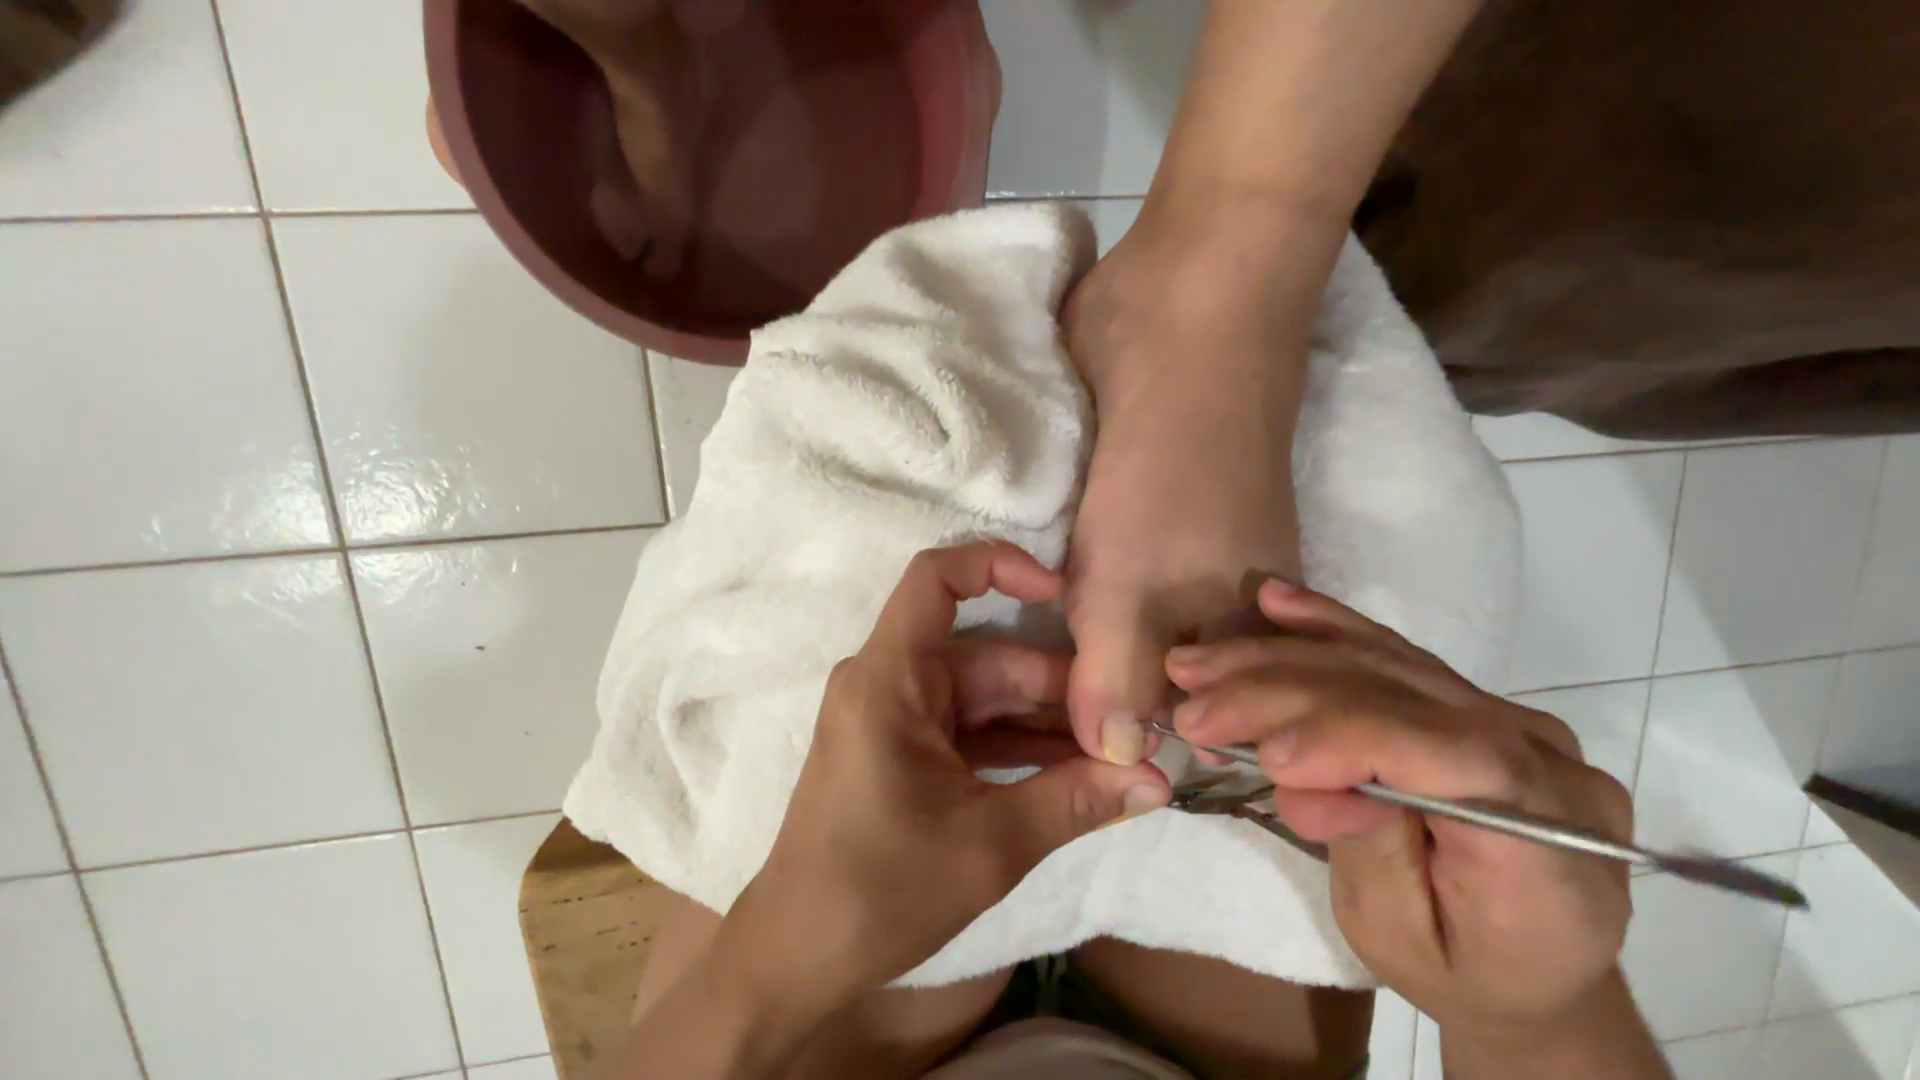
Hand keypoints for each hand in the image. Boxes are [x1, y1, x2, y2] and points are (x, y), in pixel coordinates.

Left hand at [719, 541, 1172, 1014]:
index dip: (999, 565)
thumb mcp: (991, 845)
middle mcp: (889, 684)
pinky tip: (1084, 774)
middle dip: (1063, 687)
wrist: (799, 958)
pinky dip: (1021, 749)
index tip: (1065, 592)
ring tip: (1127, 751)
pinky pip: (973, 732)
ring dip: (1050, 725)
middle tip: (1139, 721)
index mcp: (888, 681)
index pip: (935, 580)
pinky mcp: (907, 753)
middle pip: (988, 656)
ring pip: (988, 698)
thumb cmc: (880, 892)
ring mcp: (898, 719)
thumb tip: (1162, 780)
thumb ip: (1077, 801)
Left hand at [1061, 204, 1338, 767]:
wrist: (1179, 318)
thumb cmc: (1172, 465)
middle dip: (1084, 710)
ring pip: (1109, 629)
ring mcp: (1162, 553)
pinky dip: (1053, 603)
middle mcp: (1205, 601)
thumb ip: (1123, 673)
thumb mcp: (1146, 585)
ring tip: (989, 709)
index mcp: (1235, 631)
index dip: (1135, 754)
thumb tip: (1114, 762)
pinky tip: (1007, 633)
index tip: (1066, 786)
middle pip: (1143, 683)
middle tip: (1006, 753)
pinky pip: (1085, 576)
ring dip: (1062, 657)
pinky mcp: (1119, 513)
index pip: (1196, 724)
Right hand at [1166, 579, 1634, 1043]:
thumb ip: (1366, 843)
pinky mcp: (1468, 701)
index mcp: (1549, 833)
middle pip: (1403, 696)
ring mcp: (1506, 717)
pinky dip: (1326, 627)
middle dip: (1285, 694)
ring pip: (1384, 664)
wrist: (1530, 961)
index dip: (1354, 738)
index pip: (1454, 756)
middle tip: (1193, 707)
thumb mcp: (1405, 937)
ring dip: (1279, 659)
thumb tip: (1297, 771)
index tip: (1266, 757)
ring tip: (1198, 663)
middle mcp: (1539, 753)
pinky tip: (1274, 602)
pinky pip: (1392, 653)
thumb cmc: (1465, 968)